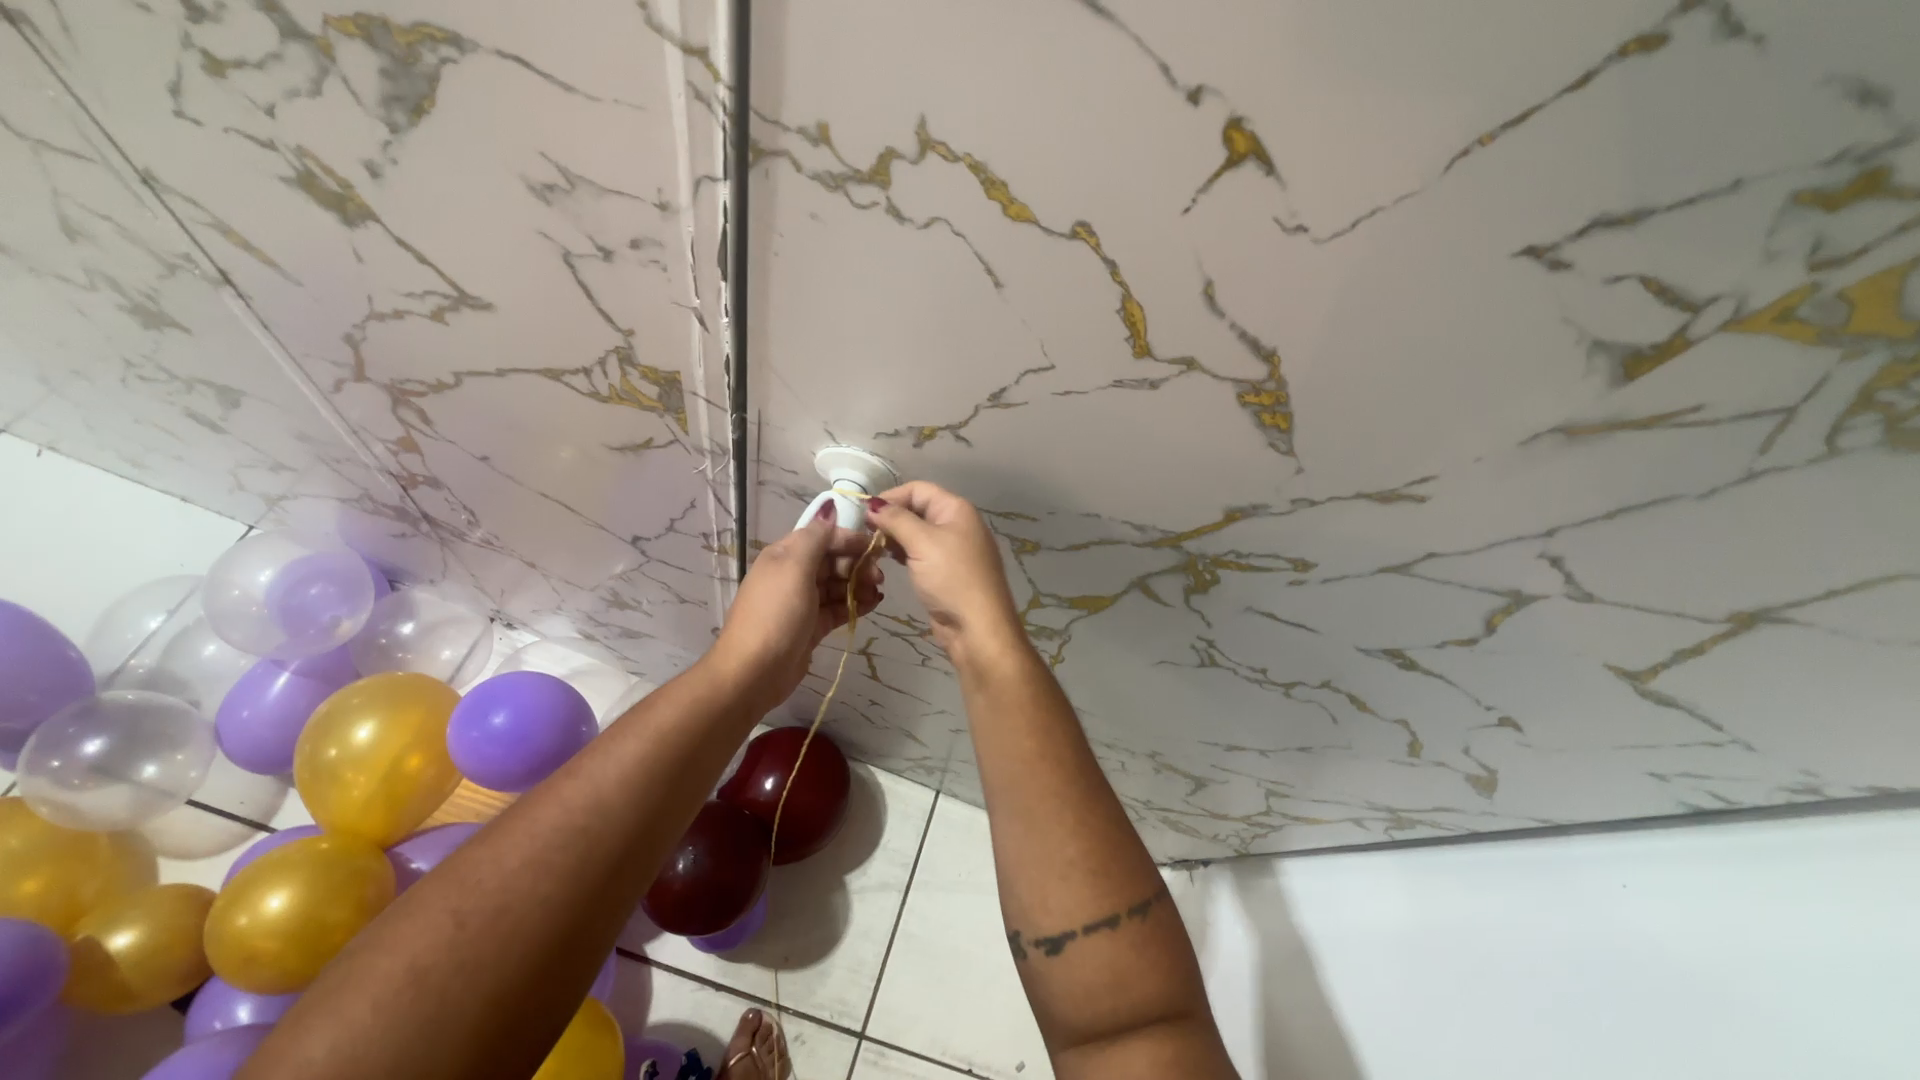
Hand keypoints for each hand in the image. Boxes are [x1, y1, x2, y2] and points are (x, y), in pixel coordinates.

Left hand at [709, 502, 883, 710]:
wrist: (754, 672)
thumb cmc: (775, 615)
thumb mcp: (794, 569)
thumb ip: (816, 538)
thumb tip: (830, 506)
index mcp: (784, 555)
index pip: (822, 536)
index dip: (848, 539)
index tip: (874, 548)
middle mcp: (792, 575)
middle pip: (831, 560)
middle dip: (857, 563)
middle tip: (879, 576)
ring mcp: (801, 602)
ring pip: (836, 585)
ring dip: (859, 584)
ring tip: (878, 592)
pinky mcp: (811, 627)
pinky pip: (837, 608)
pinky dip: (855, 604)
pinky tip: (873, 604)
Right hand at [866, 482, 1021, 651]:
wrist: (977, 628)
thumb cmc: (951, 578)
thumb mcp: (922, 542)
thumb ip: (896, 519)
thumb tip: (872, 505)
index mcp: (956, 509)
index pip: (918, 489)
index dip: (890, 497)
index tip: (864, 513)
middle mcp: (957, 524)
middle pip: (917, 509)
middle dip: (891, 517)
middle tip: (864, 532)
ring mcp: (953, 549)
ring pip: (917, 532)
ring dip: (895, 537)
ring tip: (872, 547)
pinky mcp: (947, 572)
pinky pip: (921, 553)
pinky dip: (904, 553)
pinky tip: (889, 560)